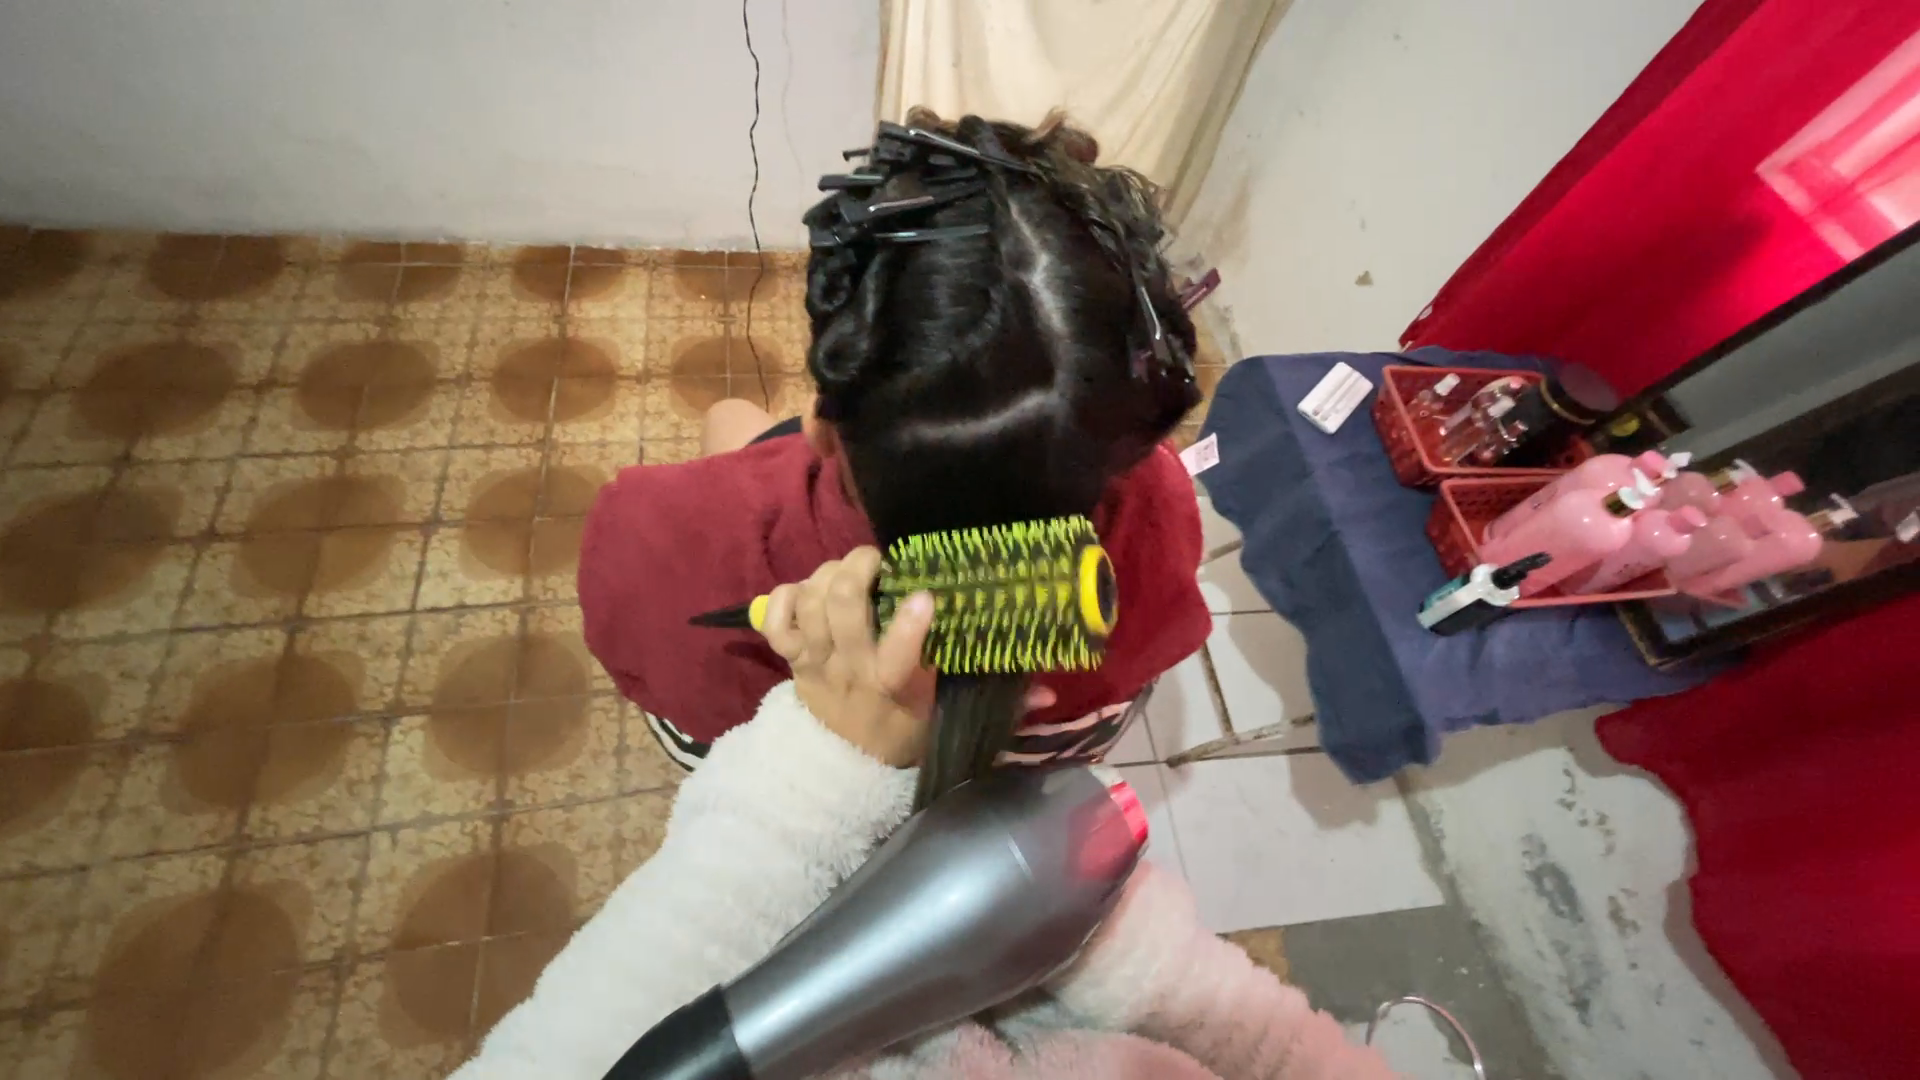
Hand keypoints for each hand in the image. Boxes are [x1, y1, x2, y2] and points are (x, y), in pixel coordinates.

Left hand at [759, 548, 936, 766]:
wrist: (847, 761)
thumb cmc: (899, 722)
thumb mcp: (927, 698)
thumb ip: (930, 654)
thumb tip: (938, 601)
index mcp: (889, 682)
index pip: (899, 653)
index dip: (911, 621)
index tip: (924, 595)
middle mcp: (848, 667)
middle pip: (842, 604)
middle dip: (859, 566)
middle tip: (875, 559)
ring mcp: (813, 661)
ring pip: (810, 601)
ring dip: (827, 573)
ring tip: (844, 570)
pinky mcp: (789, 659)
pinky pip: (773, 620)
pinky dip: (785, 596)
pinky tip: (805, 591)